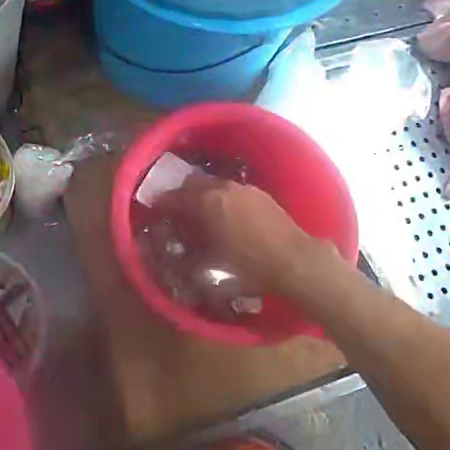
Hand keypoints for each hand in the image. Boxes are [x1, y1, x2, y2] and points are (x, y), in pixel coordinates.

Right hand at [166, 178, 317, 294]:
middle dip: (182, 196)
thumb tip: (180, 242)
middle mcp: (224, 188)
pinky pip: (233, 193)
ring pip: (215, 187)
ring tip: (202, 216)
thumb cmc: (248, 265)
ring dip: (204, 197)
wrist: (294, 262)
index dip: (162, 205)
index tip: (155, 213)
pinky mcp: (262, 195)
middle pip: (193, 185)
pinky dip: (224, 201)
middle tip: (176, 212)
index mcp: (206, 201)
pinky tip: (227, 218)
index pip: (173, 198)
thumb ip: (190, 247)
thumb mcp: (210, 261)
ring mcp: (245, 189)